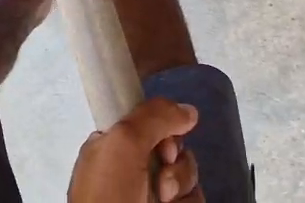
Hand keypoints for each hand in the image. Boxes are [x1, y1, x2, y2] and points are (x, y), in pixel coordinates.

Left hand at [67, 98, 203, 202]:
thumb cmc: (109, 195)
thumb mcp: (123, 141)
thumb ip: (154, 116)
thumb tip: (188, 111)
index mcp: (112, 147)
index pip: (148, 122)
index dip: (161, 126)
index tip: (162, 139)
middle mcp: (133, 170)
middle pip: (173, 146)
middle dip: (175, 157)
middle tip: (163, 169)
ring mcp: (152, 197)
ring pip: (187, 175)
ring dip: (182, 183)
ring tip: (163, 199)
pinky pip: (194, 200)